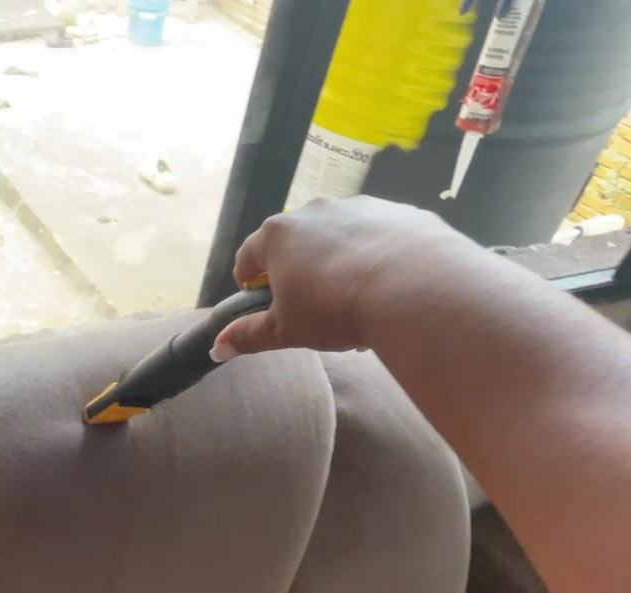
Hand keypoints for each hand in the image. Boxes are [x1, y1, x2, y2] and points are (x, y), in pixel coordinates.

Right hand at [212, 196, 493, 358]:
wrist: (414, 286)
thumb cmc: (333, 309)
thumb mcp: (285, 330)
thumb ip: (249, 336)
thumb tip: (216, 348)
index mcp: (278, 236)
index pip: (248, 253)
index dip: (246, 277)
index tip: (254, 295)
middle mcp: (314, 210)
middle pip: (293, 239)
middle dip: (293, 266)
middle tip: (305, 300)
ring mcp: (359, 205)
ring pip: (336, 234)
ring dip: (334, 258)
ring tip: (349, 294)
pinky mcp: (399, 210)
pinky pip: (376, 234)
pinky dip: (372, 253)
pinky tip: (383, 283)